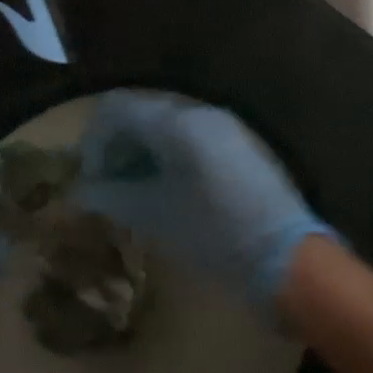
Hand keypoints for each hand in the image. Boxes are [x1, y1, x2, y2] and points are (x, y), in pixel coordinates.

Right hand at [71, 91, 337, 313]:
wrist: (290, 262)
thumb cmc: (215, 235)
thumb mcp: (155, 216)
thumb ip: (113, 196)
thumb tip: (82, 191)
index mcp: (176, 122)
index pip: (116, 110)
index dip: (93, 141)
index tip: (88, 178)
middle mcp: (198, 112)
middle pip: (141, 113)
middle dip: (116, 145)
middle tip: (106, 185)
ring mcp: (222, 127)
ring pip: (164, 125)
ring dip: (141, 151)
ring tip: (132, 191)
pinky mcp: (236, 146)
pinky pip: (188, 137)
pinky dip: (165, 155)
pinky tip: (163, 189)